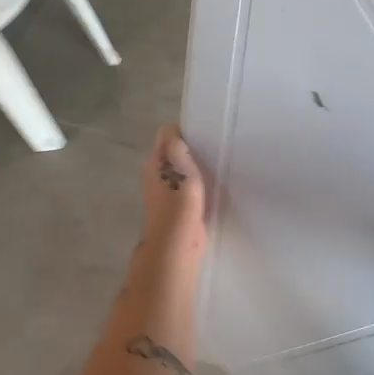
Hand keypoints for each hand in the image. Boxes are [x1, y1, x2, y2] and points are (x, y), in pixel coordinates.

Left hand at [140, 124, 205, 252]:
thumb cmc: (177, 204)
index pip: (167, 136)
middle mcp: (158, 175)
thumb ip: (175, 148)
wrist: (178, 244)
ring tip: (219, 161)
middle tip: (215, 146)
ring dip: (199, 167)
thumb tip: (174, 132)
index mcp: (154, 163)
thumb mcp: (178, 168)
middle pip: (176, 153)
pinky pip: (192, 187)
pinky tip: (217, 183)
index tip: (204, 132)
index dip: (184, 130)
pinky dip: (202, 183)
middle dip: (193, 148)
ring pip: (185, 170)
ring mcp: (169, 191)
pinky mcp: (181, 206)